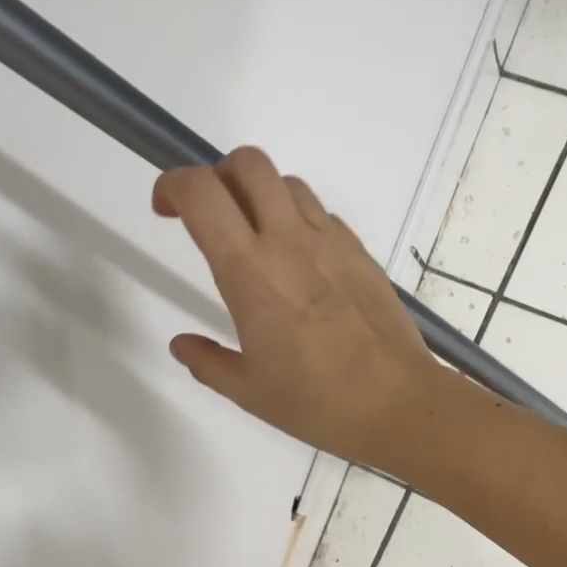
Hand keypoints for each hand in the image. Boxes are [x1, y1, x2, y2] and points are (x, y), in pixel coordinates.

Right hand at [153, 148, 452, 468]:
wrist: (400, 403)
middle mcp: (289, 242)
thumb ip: (209, 363)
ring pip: (289, 182)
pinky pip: (324, 214)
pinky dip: (301, 220)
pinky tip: (302, 263)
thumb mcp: (251, 393)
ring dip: (262, 194)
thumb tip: (182, 345)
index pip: (201, 192)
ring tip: (258, 238)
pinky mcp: (363, 254)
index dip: (172, 186)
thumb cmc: (320, 403)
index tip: (166, 212)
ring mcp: (332, 243)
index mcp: (249, 272)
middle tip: (213, 217)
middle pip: (247, 163)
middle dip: (218, 175)